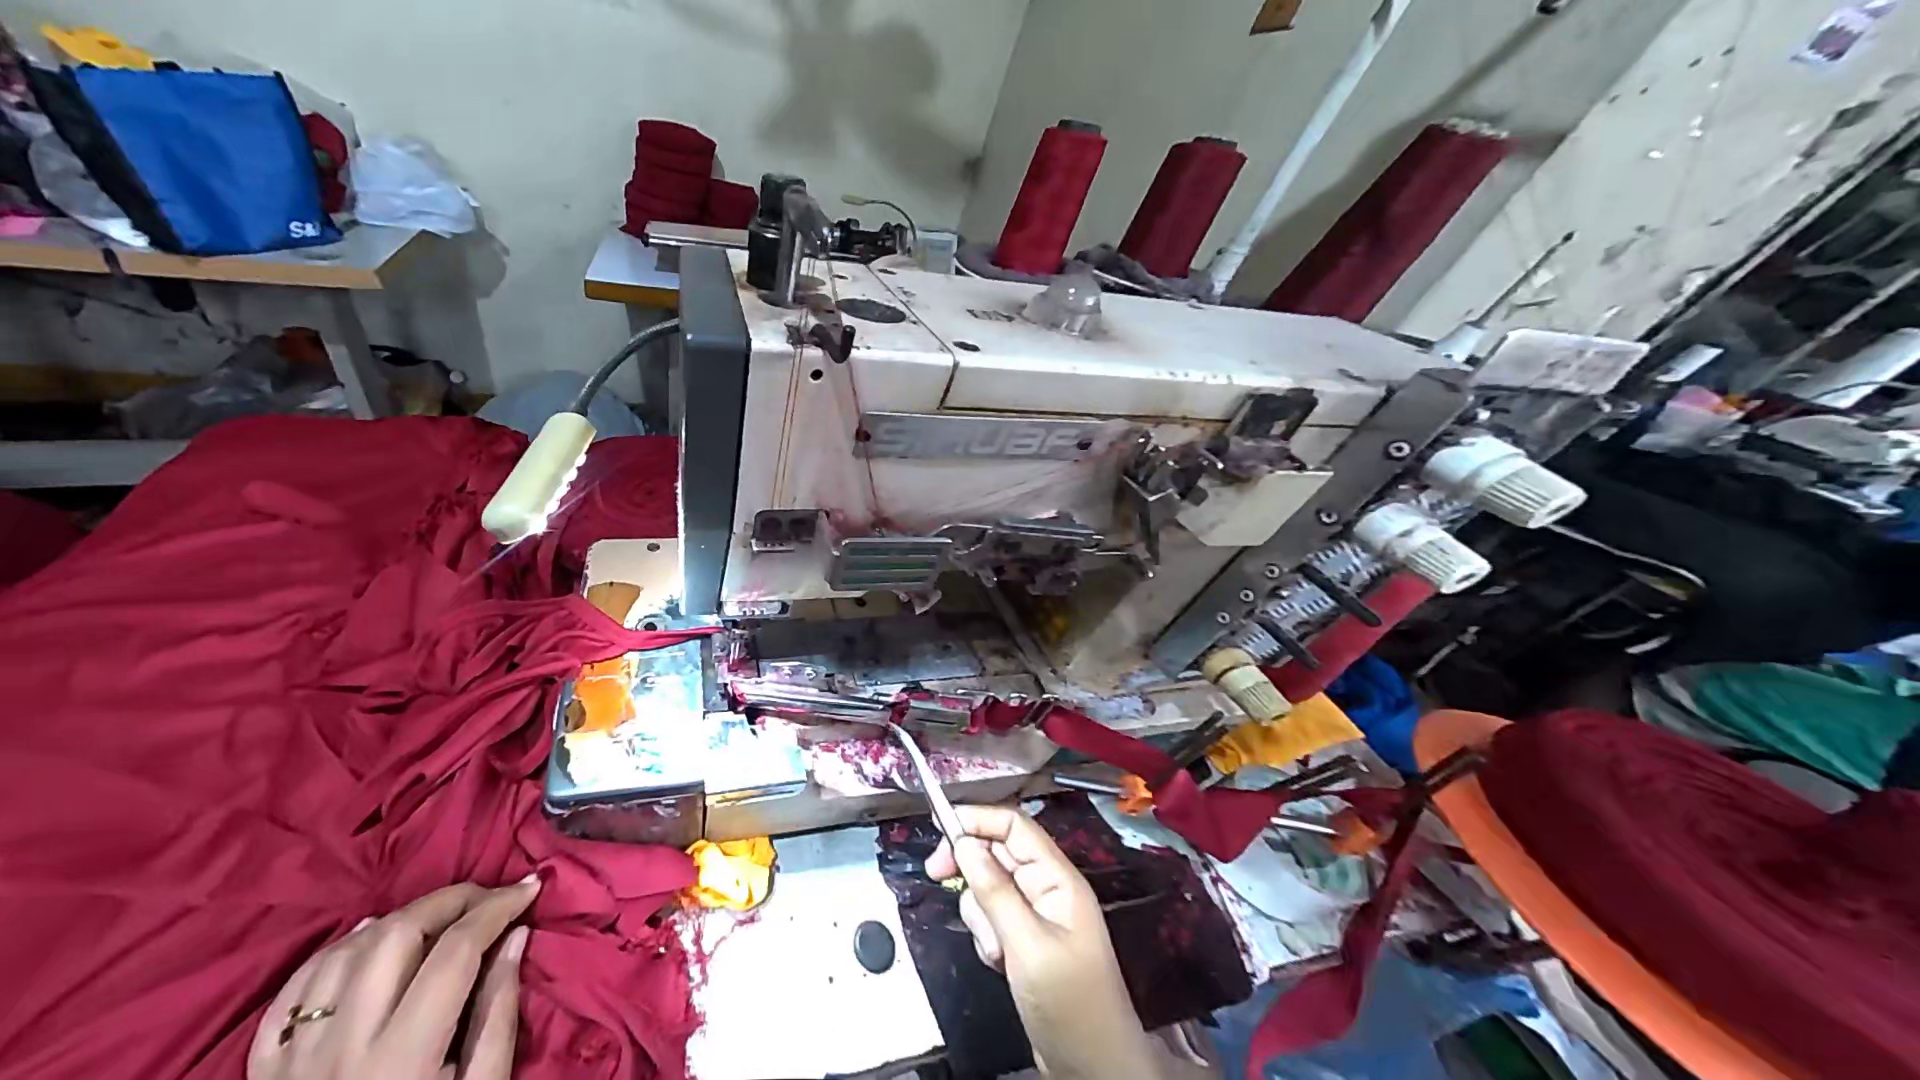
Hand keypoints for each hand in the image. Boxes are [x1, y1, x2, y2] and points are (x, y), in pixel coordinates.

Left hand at [247, 877, 540, 1079]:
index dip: (498, 908)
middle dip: (452, 899)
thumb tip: (515, 938)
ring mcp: (293, 1058)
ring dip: (399, 918)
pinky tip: (367, 937)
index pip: (455, 952)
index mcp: (402, 1057)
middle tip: (491, 895)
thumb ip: (497, 1015)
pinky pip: (293, 991)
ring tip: (440, 914)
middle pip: (395, 937)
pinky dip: (335, 951)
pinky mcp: (263, 1071)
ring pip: (343, 953)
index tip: (530, 889)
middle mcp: (341, 1047)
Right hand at [926, 806, 1157, 1079]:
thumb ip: (994, 891)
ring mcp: (1036, 915)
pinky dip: (985, 934)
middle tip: (937, 873)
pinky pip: (992, 918)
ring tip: (994, 948)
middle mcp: (1046, 889)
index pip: (1015, 827)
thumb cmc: (1070, 1004)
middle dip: (969, 865)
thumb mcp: (1027, 945)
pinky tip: (997, 961)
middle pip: (998, 853)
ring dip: (980, 912)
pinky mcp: (1025, 941)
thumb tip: (964, 842)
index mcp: (1057, 878)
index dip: (978, 819)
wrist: (1093, 1066)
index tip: (939, 826)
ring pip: (989, 887)